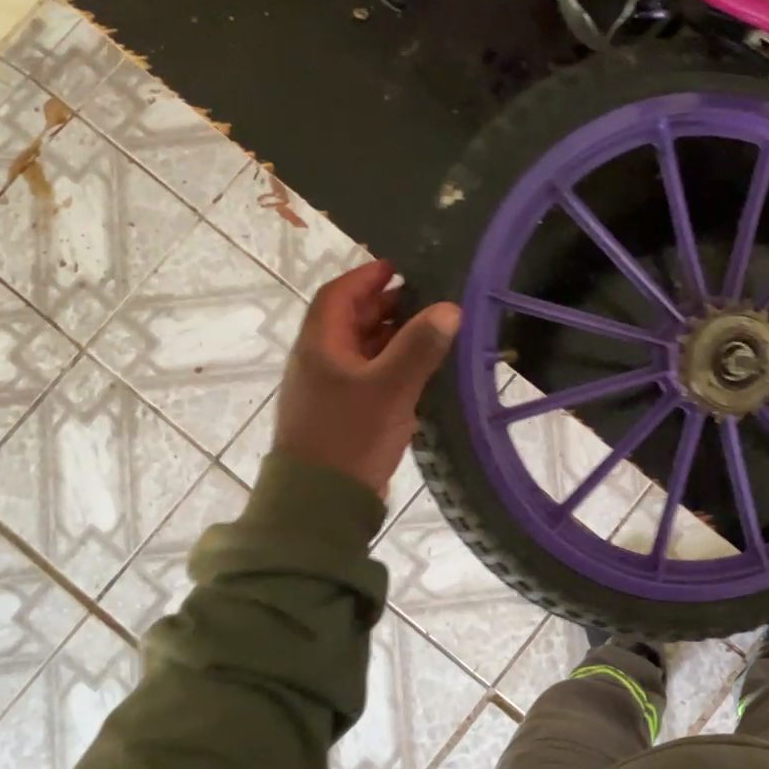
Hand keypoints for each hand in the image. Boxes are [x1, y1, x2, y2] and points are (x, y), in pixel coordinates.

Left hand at [274, 260, 460, 496]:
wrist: (321, 501)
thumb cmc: (350, 436)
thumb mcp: (389, 388)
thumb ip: (419, 347)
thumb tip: (450, 309)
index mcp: (320, 346)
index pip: (339, 296)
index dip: (367, 278)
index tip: (398, 268)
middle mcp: (319, 361)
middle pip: (350, 320)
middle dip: (385, 306)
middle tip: (425, 298)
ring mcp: (328, 389)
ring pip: (361, 349)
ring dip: (391, 336)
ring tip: (429, 331)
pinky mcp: (342, 414)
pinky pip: (367, 376)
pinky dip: (391, 365)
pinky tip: (419, 372)